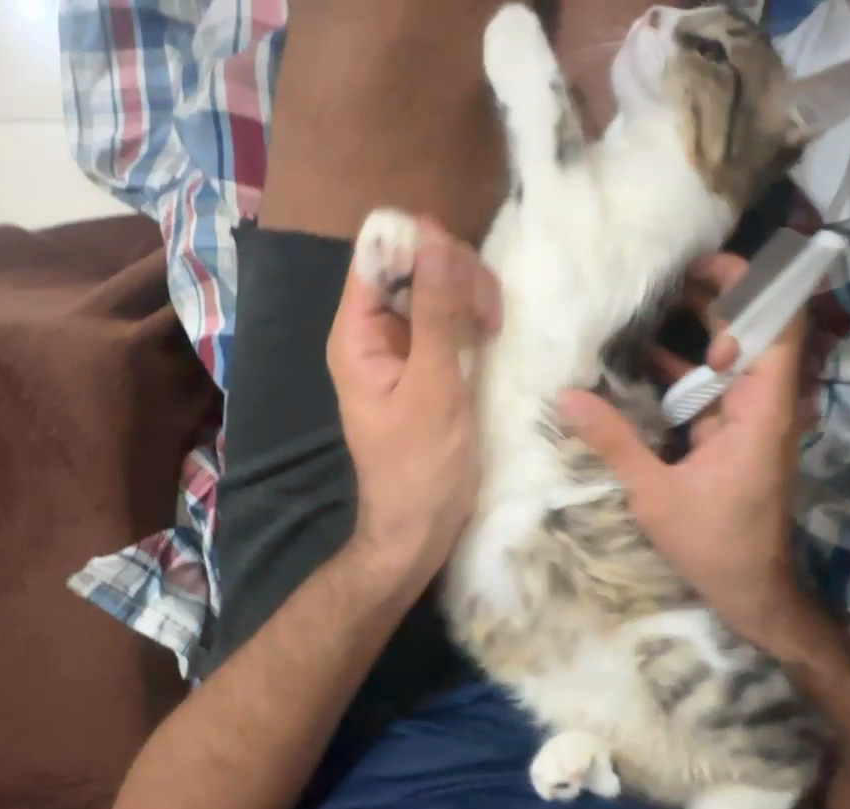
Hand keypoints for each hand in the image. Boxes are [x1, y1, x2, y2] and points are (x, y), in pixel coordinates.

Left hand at [329, 216, 500, 590]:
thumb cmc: (421, 467)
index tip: (464, 268)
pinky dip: (469, 316)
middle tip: (487, 312)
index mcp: (357, 335)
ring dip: (467, 292)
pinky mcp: (423, 363)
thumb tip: (436, 238)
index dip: (419, 245)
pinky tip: (488, 334)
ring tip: (492, 327)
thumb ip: (437, 312)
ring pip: (433, 286)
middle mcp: (372, 333)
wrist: (418, 529)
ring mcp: (399, 347)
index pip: (376, 254)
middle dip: (452, 272)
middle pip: (410, 264)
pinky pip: (444, 316)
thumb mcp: (434, 387)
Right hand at [557, 253, 808, 645]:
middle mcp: (764, 407)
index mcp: (762, 411)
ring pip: (731, 364)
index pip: (776, 327)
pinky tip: (643, 366)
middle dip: (719, 300)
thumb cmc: (713, 541)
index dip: (749, 290)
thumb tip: (567, 397)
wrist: (749, 589)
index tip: (703, 272)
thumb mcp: (655, 492)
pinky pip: (713, 395)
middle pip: (754, 334)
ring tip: (651, 306)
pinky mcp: (733, 441)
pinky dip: (685, 377)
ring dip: (696, 336)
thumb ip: (614, 441)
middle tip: (673, 273)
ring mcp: (749, 424)